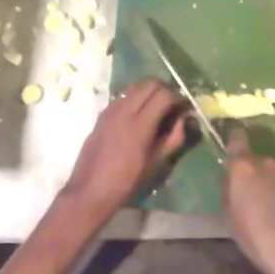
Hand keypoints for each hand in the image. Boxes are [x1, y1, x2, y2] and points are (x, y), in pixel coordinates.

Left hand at [60, 79, 189, 222]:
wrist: (90, 190)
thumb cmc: (127, 182)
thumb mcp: (156, 163)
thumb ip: (173, 138)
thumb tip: (183, 119)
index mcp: (140, 125)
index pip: (164, 95)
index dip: (178, 98)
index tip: (184, 108)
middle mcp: (124, 111)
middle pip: (149, 84)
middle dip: (165, 90)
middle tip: (172, 105)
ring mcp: (110, 111)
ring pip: (134, 87)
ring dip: (148, 92)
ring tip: (156, 109)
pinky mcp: (101, 115)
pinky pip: (122, 97)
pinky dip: (134, 99)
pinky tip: (138, 116)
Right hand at [223, 129, 274, 273]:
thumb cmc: (253, 235)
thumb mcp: (228, 214)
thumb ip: (230, 189)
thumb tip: (234, 179)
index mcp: (244, 167)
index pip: (237, 140)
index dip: (235, 140)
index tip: (233, 143)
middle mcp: (268, 163)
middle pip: (257, 162)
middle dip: (253, 173)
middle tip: (250, 195)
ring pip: (274, 173)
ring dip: (270, 184)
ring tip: (270, 209)